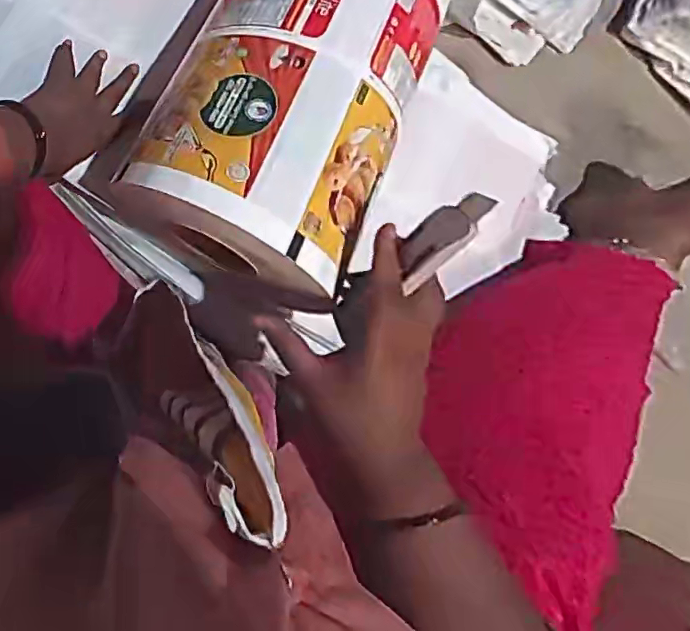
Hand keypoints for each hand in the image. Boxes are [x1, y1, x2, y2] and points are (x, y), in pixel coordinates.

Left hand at [6, 42, 138, 177]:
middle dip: (124, 79)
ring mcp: (81, 91)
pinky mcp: (61, 80)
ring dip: (97, 63)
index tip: (136, 107)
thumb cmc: (50, 160)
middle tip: (132, 68)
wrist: (36, 141)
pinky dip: (64, 52)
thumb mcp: (62, 168)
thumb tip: (54, 170)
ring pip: (93, 72)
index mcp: (101, 134)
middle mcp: (97, 109)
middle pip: (116, 91)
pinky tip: (66, 45)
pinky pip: (64, 62)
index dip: (127, 115)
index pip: (120, 123)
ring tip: (101, 55)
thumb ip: (64, 162)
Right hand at [258, 223, 445, 517]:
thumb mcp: (311, 380)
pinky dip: (416, 296)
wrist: (389, 460)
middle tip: (396, 238)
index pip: (387, 288)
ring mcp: (419, 349)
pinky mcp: (422, 358)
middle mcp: (406, 338)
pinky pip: (426, 316)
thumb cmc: (348, 419)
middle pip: (421, 290)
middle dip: (412, 260)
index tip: (389, 228)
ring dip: (418, 278)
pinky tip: (391, 297)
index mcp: (380, 339)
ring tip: (394, 261)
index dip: (388, 257)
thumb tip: (259, 315)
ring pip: (430, 303)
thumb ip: (288, 343)